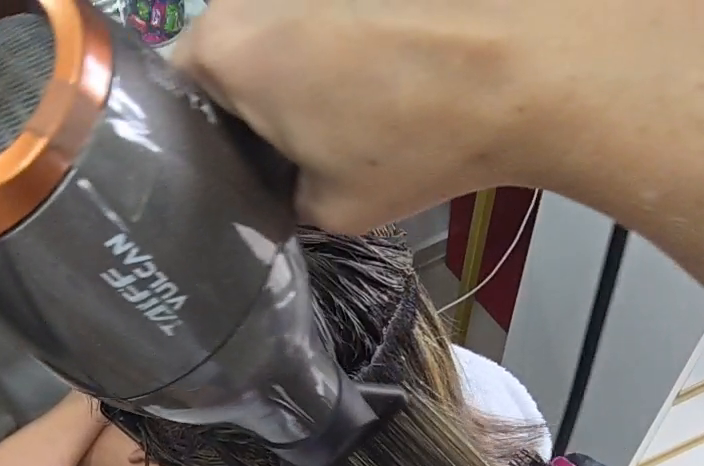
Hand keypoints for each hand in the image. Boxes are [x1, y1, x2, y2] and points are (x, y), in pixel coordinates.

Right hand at [169, 0, 535, 230]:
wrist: (535, 63)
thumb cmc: (416, 141)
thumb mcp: (327, 208)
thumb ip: (278, 197)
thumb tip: (281, 182)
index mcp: (225, 50)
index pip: (168, 100)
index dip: (188, 146)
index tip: (219, 178)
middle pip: (221, 58)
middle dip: (240, 107)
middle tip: (276, 157)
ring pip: (273, 32)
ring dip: (289, 75)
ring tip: (333, 117)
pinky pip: (318, 16)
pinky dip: (332, 46)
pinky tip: (373, 79)